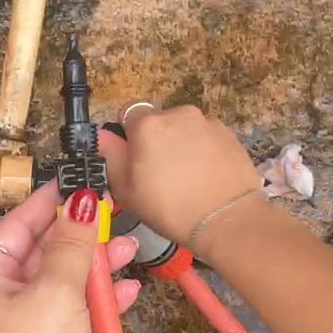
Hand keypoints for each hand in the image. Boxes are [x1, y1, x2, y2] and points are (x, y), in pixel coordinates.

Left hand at [0, 183, 139, 332]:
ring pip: (68, 279)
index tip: (77, 182)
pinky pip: (82, 309)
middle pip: (46, 250)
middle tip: (116, 212)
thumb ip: (73, 243)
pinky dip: (104, 299)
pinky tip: (129, 290)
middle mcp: (6, 295)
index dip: (46, 203)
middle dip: (81, 234)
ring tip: (131, 250)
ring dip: (98, 265)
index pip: (16, 226)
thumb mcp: (56, 290)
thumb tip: (83, 197)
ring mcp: (34, 321)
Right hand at [98, 104, 259, 243]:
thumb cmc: (170, 208)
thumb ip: (110, 156)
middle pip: (158, 120)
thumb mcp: (126, 190)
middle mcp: (178, 114)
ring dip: (180, 143)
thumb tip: (103, 136)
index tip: (133, 157)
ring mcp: (207, 122)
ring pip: (184, 128)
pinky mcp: (230, 134)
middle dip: (155, 139)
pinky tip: (206, 175)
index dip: (127, 134)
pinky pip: (206, 137)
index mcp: (148, 124)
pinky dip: (203, 150)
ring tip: (186, 176)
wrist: (227, 220)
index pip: (127, 112)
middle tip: (158, 173)